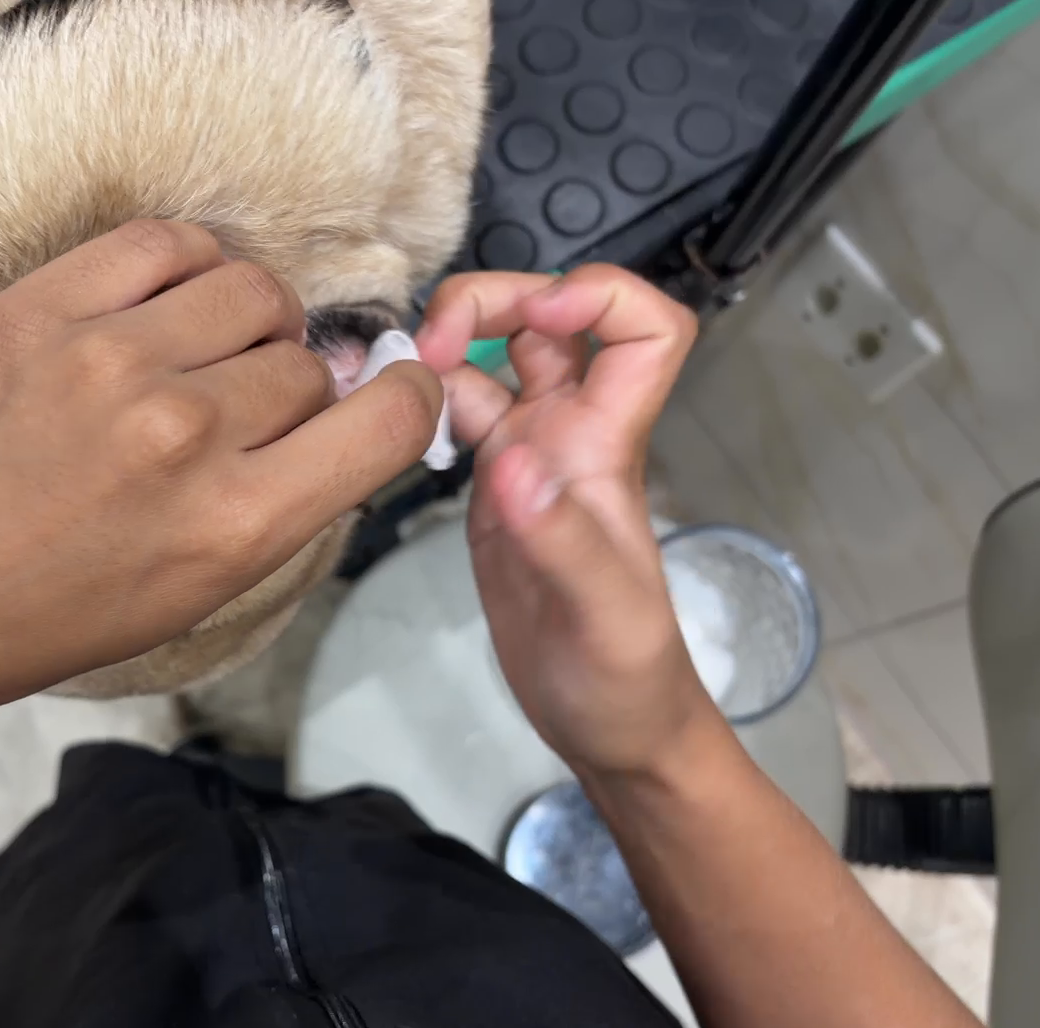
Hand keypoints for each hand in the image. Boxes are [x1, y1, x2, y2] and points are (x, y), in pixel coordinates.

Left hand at [0, 221, 442, 765]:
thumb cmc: (57, 618)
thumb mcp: (197, 594)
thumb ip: (284, 503)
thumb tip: (339, 408)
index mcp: (237, 526)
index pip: (390, 420)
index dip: (405, 400)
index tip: (382, 397)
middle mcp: (187, 433)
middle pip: (310, 361)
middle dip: (295, 389)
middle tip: (240, 416)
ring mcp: (109, 360)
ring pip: (253, 293)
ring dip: (249, 326)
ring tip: (203, 356)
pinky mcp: (37, 310)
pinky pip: (167, 242)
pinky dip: (190, 268)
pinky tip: (166, 306)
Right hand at [414, 265, 713, 776]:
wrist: (603, 718)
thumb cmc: (622, 673)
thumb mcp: (603, 615)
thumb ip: (562, 539)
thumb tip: (511, 463)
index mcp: (607, 448)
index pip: (644, 331)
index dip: (599, 296)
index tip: (536, 314)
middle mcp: (569, 437)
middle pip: (547, 326)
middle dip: (492, 304)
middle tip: (427, 341)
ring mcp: (527, 460)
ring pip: (493, 364)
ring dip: (449, 347)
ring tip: (395, 373)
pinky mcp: (492, 490)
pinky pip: (460, 418)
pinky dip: (428, 401)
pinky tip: (396, 416)